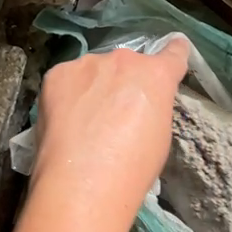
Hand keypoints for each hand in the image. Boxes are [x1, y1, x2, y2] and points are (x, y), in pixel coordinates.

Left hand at [31, 39, 191, 224]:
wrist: (83, 183)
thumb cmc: (133, 169)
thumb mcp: (159, 136)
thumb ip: (153, 106)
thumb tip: (139, 102)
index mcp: (155, 75)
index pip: (173, 53)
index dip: (174, 53)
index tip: (174, 49)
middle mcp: (122, 59)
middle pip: (126, 64)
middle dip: (123, 81)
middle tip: (114, 113)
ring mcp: (87, 63)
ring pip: (93, 71)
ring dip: (94, 87)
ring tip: (84, 122)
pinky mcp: (57, 74)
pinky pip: (67, 79)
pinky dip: (68, 94)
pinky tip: (65, 121)